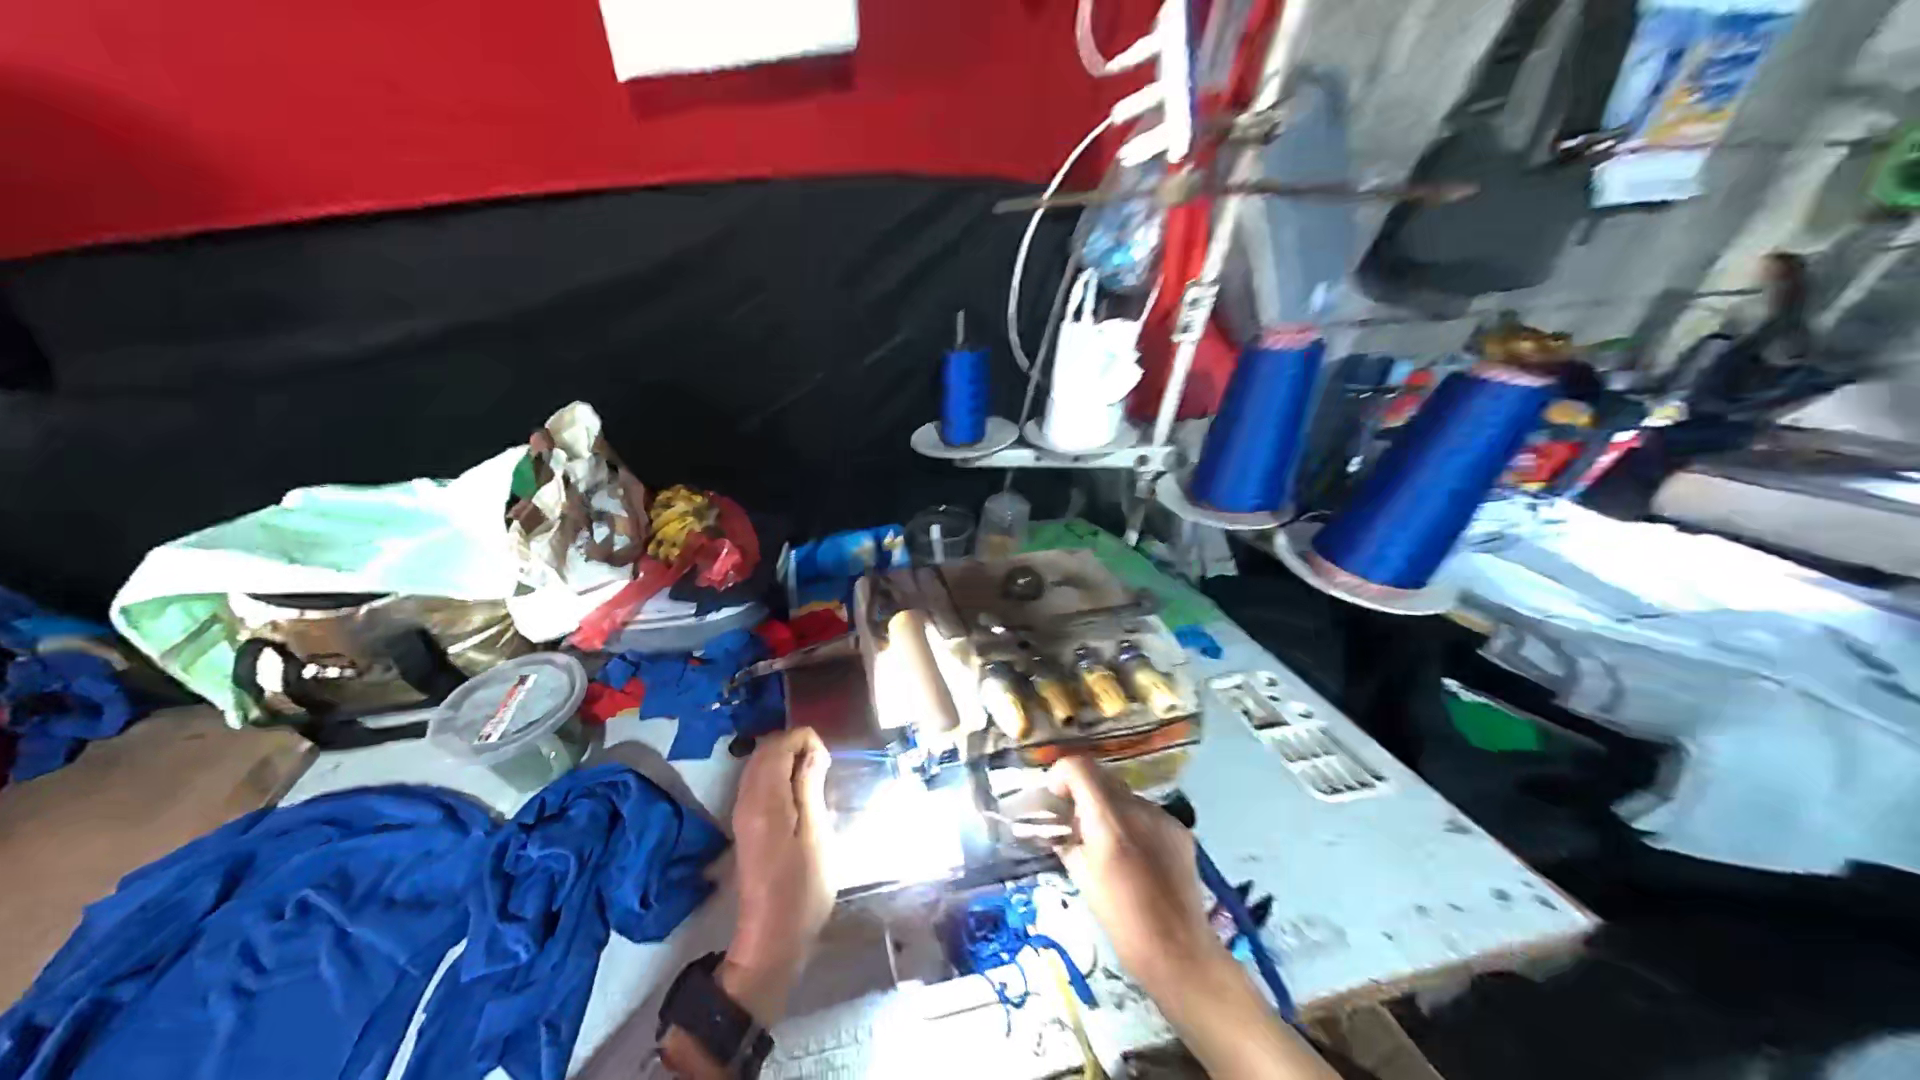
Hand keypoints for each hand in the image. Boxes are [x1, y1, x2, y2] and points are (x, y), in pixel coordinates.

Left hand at [720, 727, 833, 1025]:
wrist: (773, 936)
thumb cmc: (803, 886)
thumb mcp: (817, 834)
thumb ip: (810, 787)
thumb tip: (812, 751)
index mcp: (765, 800)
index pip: (777, 746)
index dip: (803, 739)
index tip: (828, 756)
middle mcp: (746, 800)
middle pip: (764, 751)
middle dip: (794, 745)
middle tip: (824, 762)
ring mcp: (742, 813)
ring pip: (759, 765)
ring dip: (786, 758)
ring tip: (816, 773)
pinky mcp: (746, 825)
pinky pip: (758, 782)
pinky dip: (778, 773)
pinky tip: (799, 790)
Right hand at [1047, 757, 1339, 1079]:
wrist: (1177, 949)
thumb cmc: (1121, 919)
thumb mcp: (1081, 877)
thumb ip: (1066, 840)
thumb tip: (1056, 824)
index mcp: (1107, 820)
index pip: (1079, 767)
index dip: (1061, 775)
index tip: (1055, 798)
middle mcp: (1137, 808)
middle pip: (1102, 777)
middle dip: (1083, 792)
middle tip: (1074, 823)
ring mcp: (1162, 817)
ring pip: (1124, 795)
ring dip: (1108, 808)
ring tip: (1106, 844)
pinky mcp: (1180, 829)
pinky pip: (1147, 813)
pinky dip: (1132, 822)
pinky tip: (1134, 856)